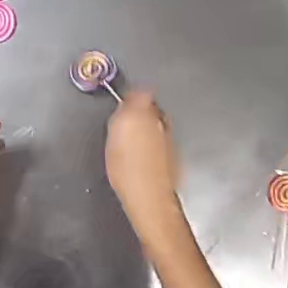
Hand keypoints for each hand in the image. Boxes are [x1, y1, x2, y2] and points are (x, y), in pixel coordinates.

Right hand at [106, 90, 182, 225]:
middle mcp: (161, 122)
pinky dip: (152, 146)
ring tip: (130, 146)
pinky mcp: (173, 155)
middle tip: (124, 126)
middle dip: (140, 113)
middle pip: (150, 108)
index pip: (141, 92)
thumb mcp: (113, 135)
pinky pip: (160, 142)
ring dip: (146, 130)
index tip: (123, 103)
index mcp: (144, 113)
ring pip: (156, 125)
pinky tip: (141, 159)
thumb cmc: (127, 167)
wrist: (148, 195)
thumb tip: (126, 104)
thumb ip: (121, 113)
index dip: (131, 96)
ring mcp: (169, 138)